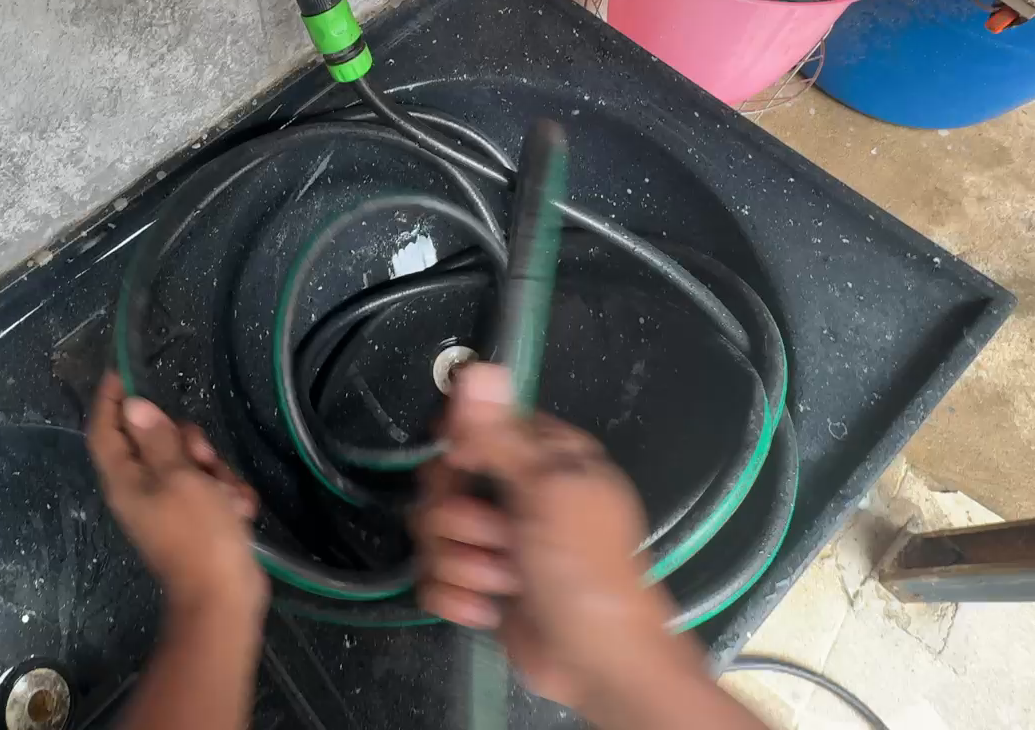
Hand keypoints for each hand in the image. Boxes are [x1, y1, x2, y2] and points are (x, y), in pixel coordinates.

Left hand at [88, 374, 266, 619]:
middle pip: (157, 441)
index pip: (105, 430)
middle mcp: (143, 489)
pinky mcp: (198, 516)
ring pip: (191, 461)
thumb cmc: (197, 534)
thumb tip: (133, 406)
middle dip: (187, 442)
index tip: (124, 370)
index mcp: (126, 480)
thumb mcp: (179, 478)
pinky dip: (227, 494)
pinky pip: (211, 486)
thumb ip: (157, 440)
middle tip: (203, 456)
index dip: (110, 399)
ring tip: (227, 495)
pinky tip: (238, 510)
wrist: (224, 598)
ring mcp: (171, 504)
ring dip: (216, 471)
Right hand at [411, 363, 683, 714]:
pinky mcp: (477, 579)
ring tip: (504, 581)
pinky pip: (434, 574)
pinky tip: (489, 608)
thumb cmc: (586, 569)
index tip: (464, 468)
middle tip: (496, 537)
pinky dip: (458, 596)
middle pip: (441, 480)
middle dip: (461, 519)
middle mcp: (513, 488)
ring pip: (433, 530)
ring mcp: (493, 537)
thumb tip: (479, 368)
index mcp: (540, 455)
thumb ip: (501, 434)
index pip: (472, 426)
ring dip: (465, 563)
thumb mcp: (547, 491)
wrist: (601, 665)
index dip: (459, 449)